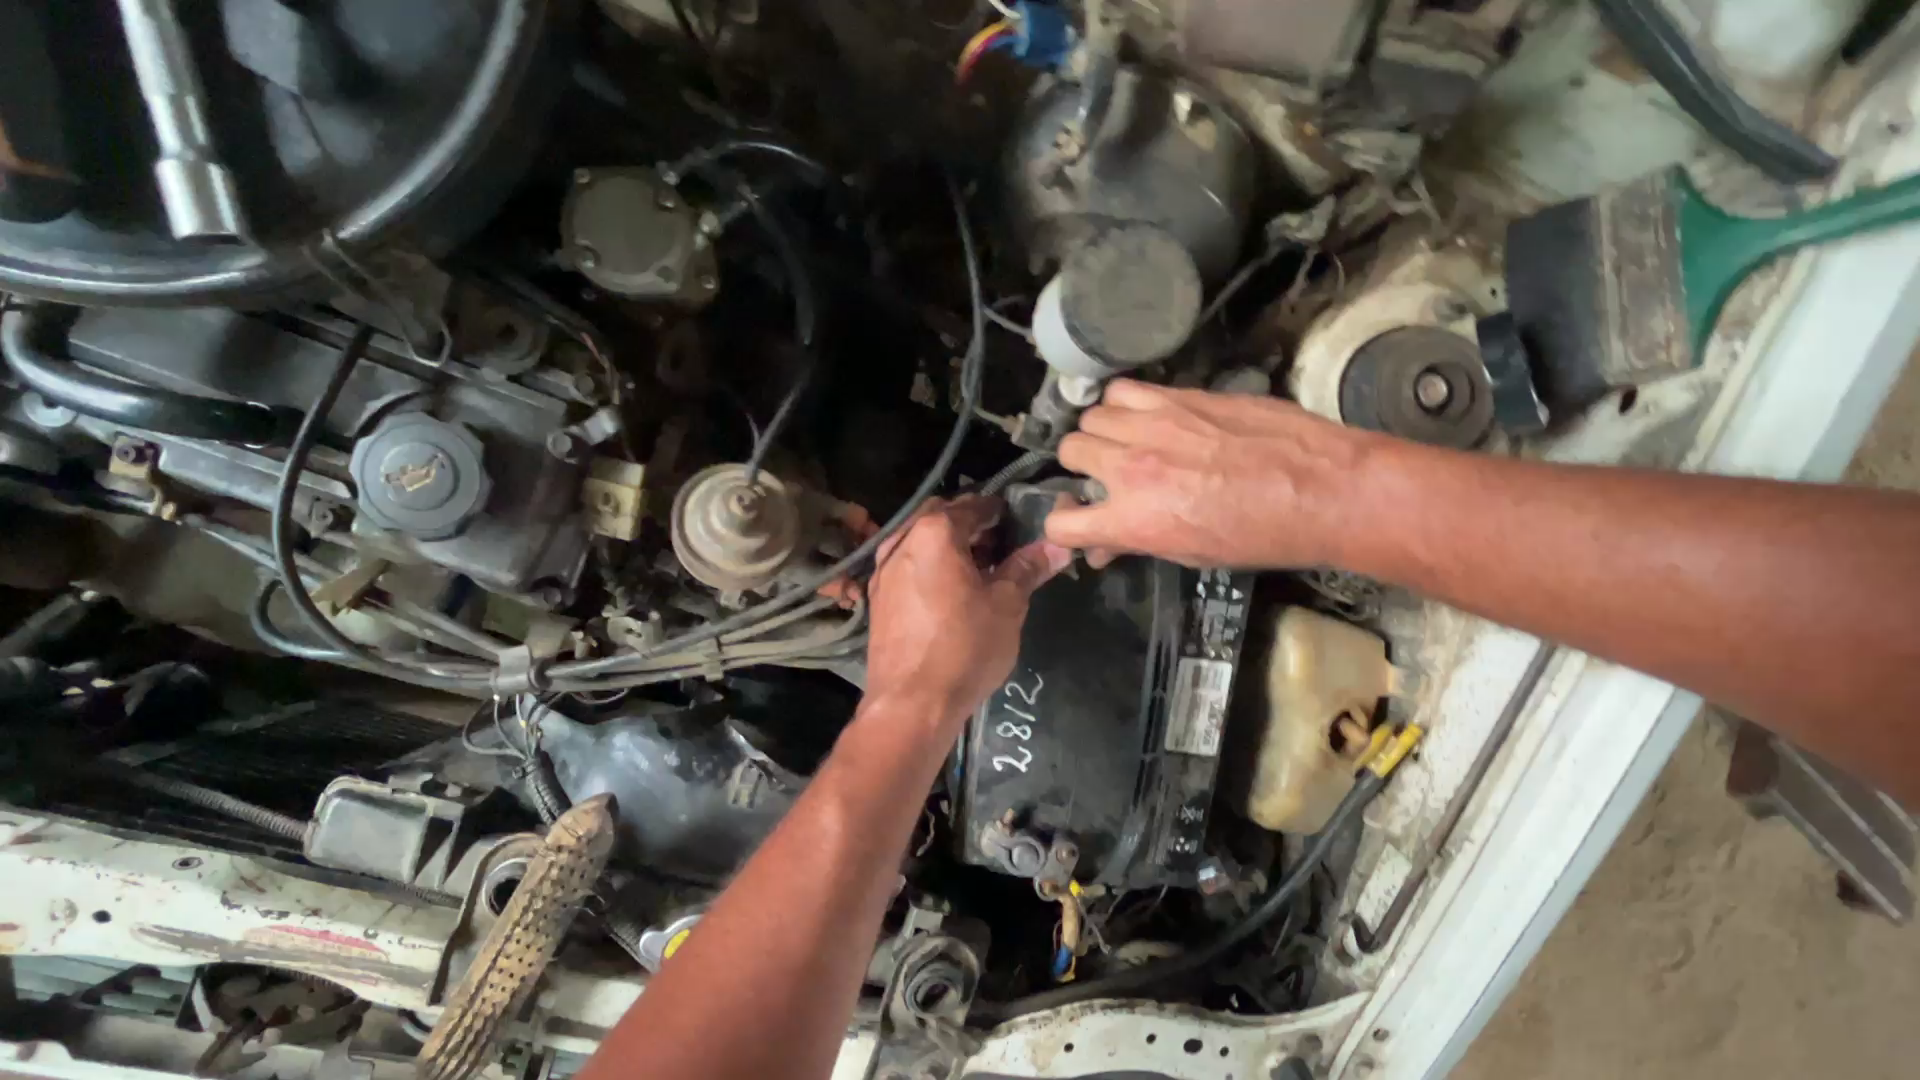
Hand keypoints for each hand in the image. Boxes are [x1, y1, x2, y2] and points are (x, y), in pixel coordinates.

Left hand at [865, 496, 1072, 727]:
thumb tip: (1057, 546)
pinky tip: (951, 591)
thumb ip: (1028, 569)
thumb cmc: (964, 647)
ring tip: (980, 569)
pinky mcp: (877, 598)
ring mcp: (883, 570)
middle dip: (971, 524)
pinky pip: (908, 565)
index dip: (999, 511)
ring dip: (949, 545)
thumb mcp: (1007, 605)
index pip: (973, 505)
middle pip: (941, 516)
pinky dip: (930, 565)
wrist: (910, 704)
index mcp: (934, 533)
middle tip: (1002, 545)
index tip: (1020, 522)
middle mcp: (901, 541)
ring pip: (920, 540)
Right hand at [1046, 380, 1379, 568]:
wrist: (1321, 489)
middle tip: (1108, 476)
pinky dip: (1125, 404)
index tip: (1081, 523)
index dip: (1065, 526)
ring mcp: (1153, 423)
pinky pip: (1125, 389)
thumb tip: (1105, 545)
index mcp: (1133, 518)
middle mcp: (1131, 466)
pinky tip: (1146, 416)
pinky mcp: (1180, 395)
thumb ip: (1137, 541)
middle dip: (1082, 467)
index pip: (1061, 522)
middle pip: (1070, 450)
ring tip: (1127, 441)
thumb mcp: (1190, 553)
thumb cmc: (1261, 535)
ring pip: (1092, 415)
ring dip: (1102, 431)